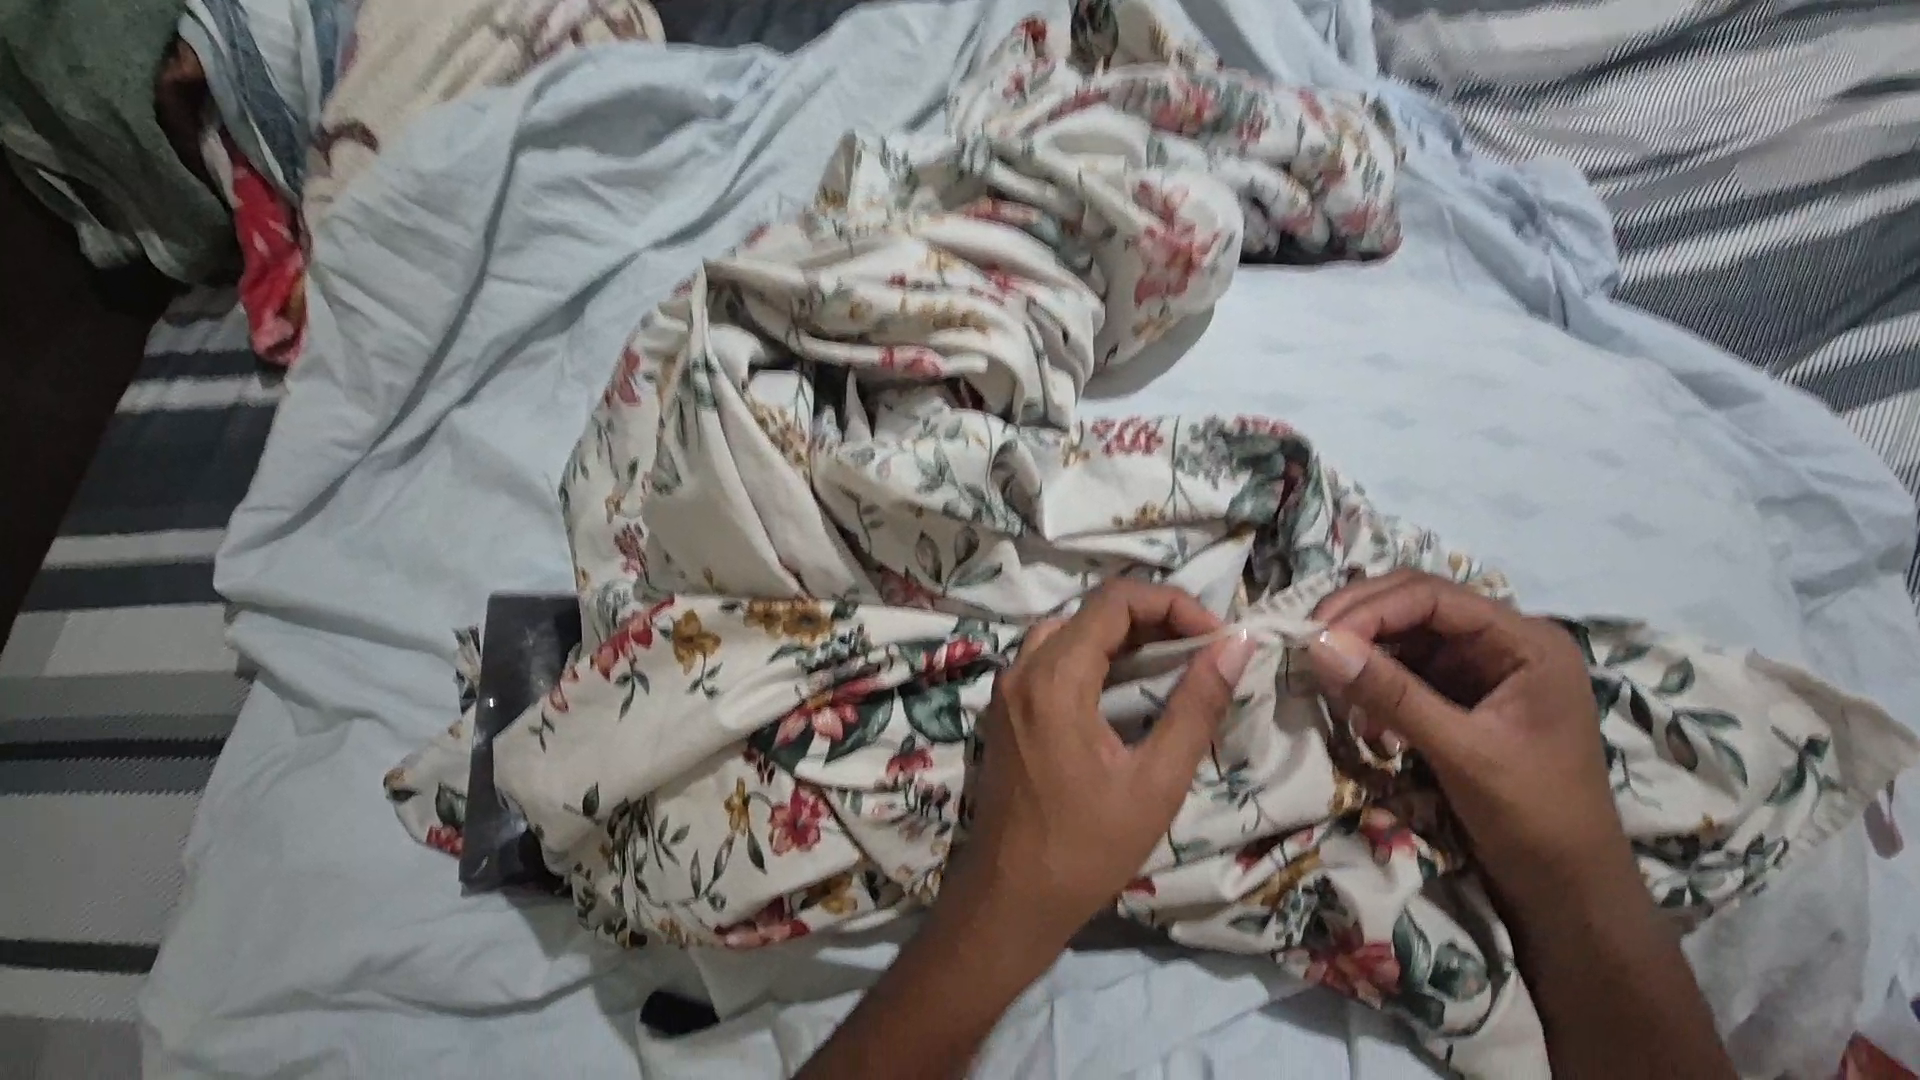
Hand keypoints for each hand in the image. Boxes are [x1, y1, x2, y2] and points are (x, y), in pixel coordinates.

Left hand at [942, 580, 1257, 949]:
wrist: (1009, 898)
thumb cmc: (1086, 848)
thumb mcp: (1156, 781)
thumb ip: (1196, 706)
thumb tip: (1235, 645)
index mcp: (1055, 679)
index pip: (1115, 600)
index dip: (1172, 604)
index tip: (1214, 638)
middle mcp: (1022, 670)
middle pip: (1090, 611)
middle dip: (1151, 619)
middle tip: (1200, 651)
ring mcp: (1007, 689)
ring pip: (1067, 632)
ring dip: (1120, 637)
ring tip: (1170, 665)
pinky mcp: (1004, 710)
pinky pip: (1049, 660)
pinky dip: (1091, 658)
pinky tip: (1124, 690)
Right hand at [1305, 569, 1637, 909]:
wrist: (1568, 889)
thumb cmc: (1535, 816)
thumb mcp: (1461, 752)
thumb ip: (1390, 694)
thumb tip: (1317, 644)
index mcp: (1525, 641)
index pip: (1432, 596)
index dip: (1370, 608)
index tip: (1317, 636)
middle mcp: (1502, 642)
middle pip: (1413, 605)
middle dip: (1358, 623)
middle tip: (1308, 649)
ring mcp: (1479, 668)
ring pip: (1401, 636)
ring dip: (1361, 658)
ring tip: (1333, 693)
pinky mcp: (1458, 695)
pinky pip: (1402, 670)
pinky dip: (1372, 686)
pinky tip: (1360, 719)